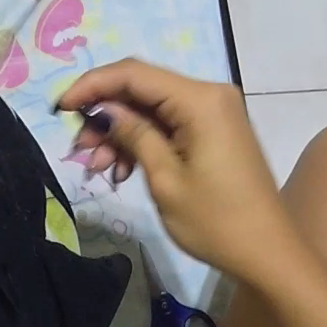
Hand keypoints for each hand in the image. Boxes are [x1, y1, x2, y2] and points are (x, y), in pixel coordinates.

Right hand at [57, 59, 296, 282]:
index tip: (60, 109)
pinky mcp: (213, 131)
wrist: (267, 252)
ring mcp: (214, 112)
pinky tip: (122, 172)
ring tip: (99, 169)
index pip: (133, 74)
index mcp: (200, 100)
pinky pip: (168, 124)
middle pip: (141, 88)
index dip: (92, 85)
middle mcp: (209, 95)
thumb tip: (102, 110)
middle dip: (104, 115)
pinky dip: (142, 142)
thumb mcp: (165, 179)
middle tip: (79, 149)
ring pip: (150, 108)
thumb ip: (132, 135)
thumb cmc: (216, 221)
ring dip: (119, 133)